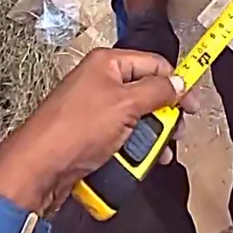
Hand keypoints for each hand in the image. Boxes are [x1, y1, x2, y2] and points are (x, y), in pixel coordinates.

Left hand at [0, 49, 184, 212]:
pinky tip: (133, 164)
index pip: (153, 65)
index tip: (192, 105)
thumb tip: (178, 83)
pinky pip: (122, 141)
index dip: (175, 83)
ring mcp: (95, 111)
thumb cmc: (72, 129)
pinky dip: (130, 153)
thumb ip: (157, 91)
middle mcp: (101, 83)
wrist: (39, 168)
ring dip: (147, 141)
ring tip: (149, 155)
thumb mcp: (126, 104)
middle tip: (172, 134)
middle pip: (147, 95)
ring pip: (137, 122)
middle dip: (162, 118)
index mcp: (107, 64)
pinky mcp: (91, 137)